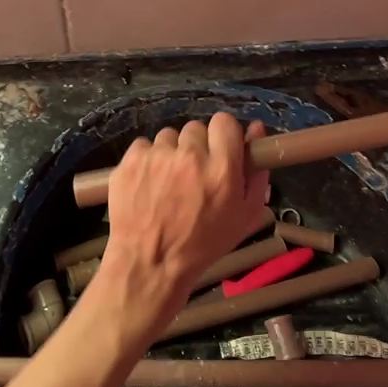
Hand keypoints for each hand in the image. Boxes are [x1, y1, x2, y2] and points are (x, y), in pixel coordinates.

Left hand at [103, 114, 270, 313]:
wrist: (149, 264)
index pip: (224, 122)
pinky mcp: (131, 159)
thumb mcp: (244, 217)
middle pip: (196, 129)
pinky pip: (144, 146)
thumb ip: (255, 172)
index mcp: (221, 169)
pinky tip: (149, 184)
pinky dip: (147, 160)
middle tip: (193, 175)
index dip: (223, 135)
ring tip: (168, 183)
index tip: (220, 151)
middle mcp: (189, 155)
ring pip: (169, 137)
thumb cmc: (203, 245)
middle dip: (197, 147)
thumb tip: (256, 130)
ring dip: (171, 153)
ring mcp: (157, 155)